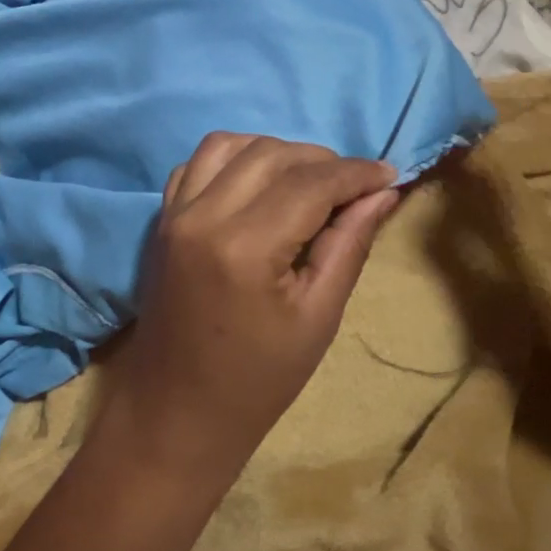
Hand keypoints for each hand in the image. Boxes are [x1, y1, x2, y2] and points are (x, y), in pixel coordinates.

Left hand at [107, 133, 399, 471]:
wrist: (178, 407)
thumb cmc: (259, 378)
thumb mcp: (318, 317)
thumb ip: (349, 245)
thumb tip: (383, 192)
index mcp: (245, 246)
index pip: (309, 183)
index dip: (356, 172)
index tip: (389, 173)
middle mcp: (203, 215)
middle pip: (271, 155)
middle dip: (321, 160)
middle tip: (354, 185)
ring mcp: (174, 212)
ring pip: (229, 144)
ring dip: (274, 151)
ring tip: (308, 180)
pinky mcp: (161, 217)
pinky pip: (195, 163)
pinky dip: (231, 158)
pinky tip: (257, 183)